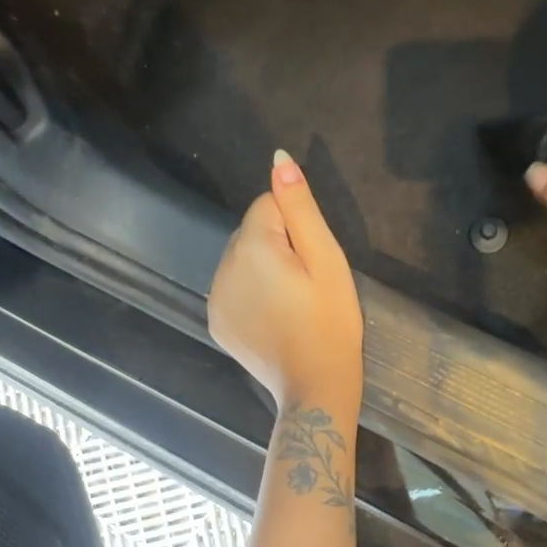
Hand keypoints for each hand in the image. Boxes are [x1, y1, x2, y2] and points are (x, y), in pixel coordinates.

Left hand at [209, 150, 363, 411]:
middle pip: (251, 232)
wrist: (315, 386)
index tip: (313, 261)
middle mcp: (222, 266)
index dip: (297, 227)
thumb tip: (279, 160)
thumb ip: (300, 208)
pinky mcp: (216, 322)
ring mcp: (215, 297)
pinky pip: (233, 289)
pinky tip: (275, 318)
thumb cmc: (331, 322)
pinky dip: (251, 294)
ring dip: (263, 270)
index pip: (268, 205)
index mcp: (251, 247)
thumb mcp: (326, 260)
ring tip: (293, 303)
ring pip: (241, 260)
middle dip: (278, 247)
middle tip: (308, 284)